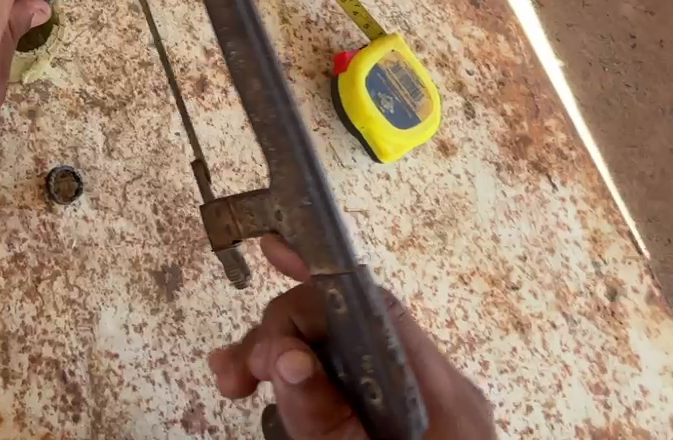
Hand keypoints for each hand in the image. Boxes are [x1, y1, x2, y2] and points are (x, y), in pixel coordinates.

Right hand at [207, 237, 495, 439]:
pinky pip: (347, 385)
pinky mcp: (403, 428)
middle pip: (345, 327)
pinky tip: (272, 400)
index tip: (269, 250)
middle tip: (232, 372)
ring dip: (281, 359)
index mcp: (440, 397)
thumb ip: (328, 424)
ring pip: (338, 355)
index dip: (319, 272)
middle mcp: (434, 392)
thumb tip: (283, 353)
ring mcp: (422, 411)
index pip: (375, 307)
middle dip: (279, 334)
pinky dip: (304, 385)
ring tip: (232, 383)